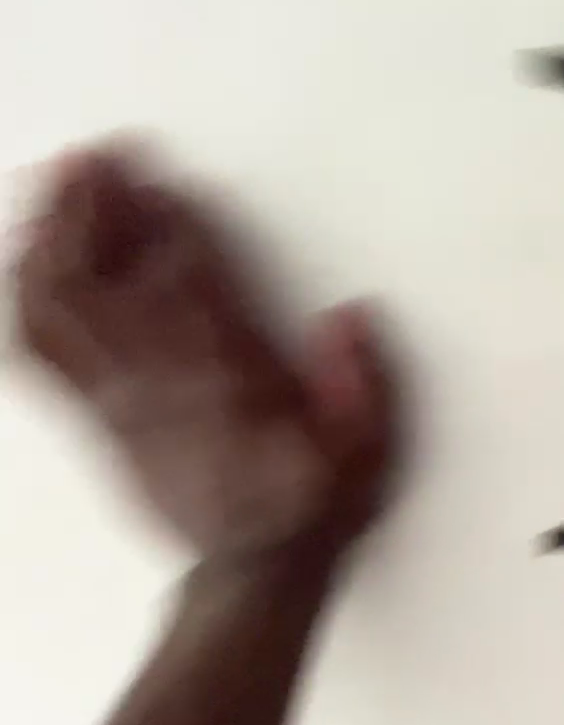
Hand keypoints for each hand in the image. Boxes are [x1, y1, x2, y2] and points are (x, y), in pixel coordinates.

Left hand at [12, 147, 396, 560]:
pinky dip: (26, 297)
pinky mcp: (97, 417)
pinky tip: (30, 268)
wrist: (256, 567)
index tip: (169, 180)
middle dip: (95, 209)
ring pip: (56, 304)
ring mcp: (121, 398)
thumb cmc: (321, 502)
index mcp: (237, 383)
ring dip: (47, 238)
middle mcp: (166, 380)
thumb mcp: (368, 447)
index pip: (193, 285)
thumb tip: (348, 314)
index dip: (175, 226)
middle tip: (98, 157)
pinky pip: (41, 349)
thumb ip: (358, 381)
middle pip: (106, 278)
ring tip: (59, 192)